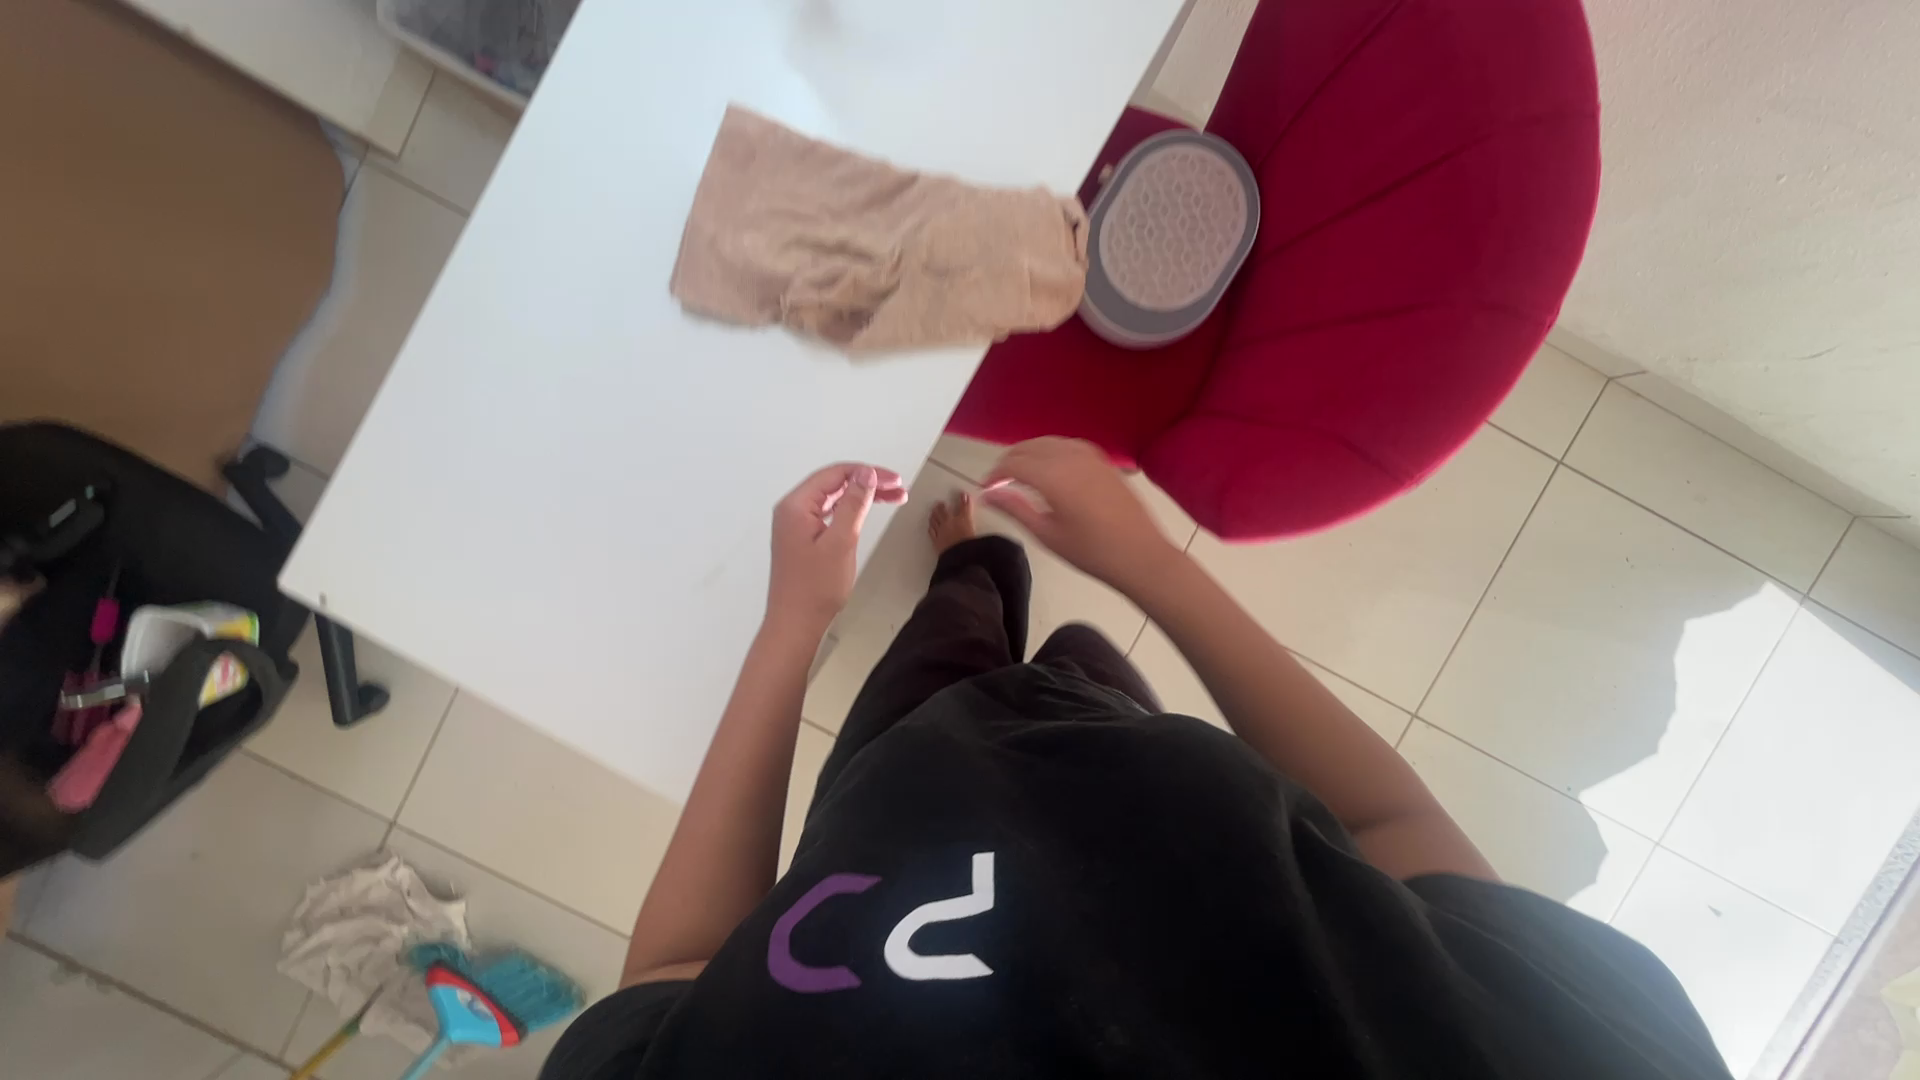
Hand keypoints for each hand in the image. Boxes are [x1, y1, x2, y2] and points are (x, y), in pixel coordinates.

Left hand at [767, 463, 906, 633]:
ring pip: (833, 498)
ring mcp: (796, 523)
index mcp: (796, 505)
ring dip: (862, 496)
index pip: (835, 474)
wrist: (795, 623)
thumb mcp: (841, 542)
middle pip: (834, 483)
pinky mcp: (802, 537)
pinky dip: (851, 510)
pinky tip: (868, 512)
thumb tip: (866, 473)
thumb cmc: (817, 586)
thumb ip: (854, 504)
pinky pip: (829, 513)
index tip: (896, 481)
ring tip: (894, 498)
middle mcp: (792, 509)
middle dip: (868, 482)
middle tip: (899, 489)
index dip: (867, 473)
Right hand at [981, 438, 1181, 592]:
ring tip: (1020, 474)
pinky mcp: (1103, 460)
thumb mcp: (1047, 534)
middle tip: (999, 482)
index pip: (1013, 464)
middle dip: (1009, 461)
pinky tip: (1050, 468)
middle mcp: (1070, 457)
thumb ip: (1015, 508)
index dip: (995, 475)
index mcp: (1053, 476)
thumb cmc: (1091, 551)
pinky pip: (1068, 444)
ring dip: (1029, 453)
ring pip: (1049, 442)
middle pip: (1029, 447)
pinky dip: (1051, 451)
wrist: (1140, 554)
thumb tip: (987, 495)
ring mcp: (1090, 456)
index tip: (986, 489)